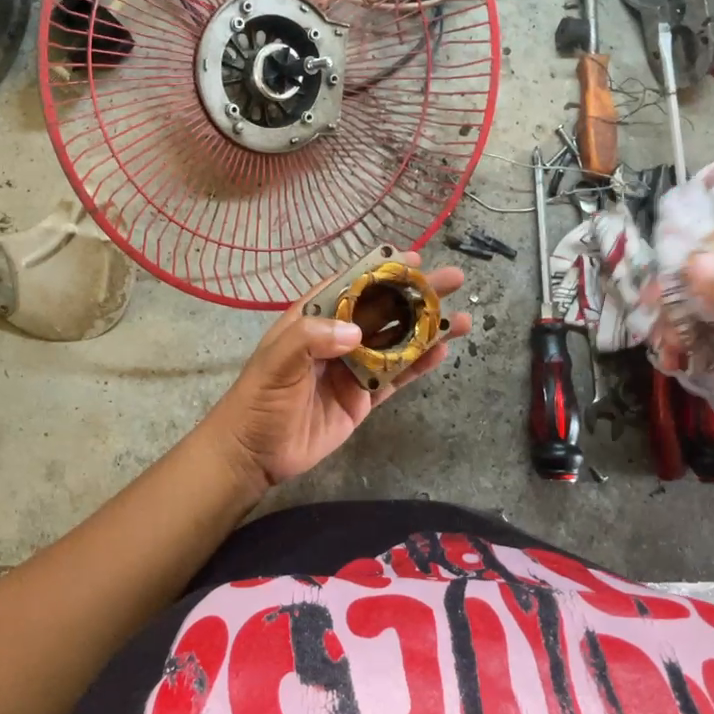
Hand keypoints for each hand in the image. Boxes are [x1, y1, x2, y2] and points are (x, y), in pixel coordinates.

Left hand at [200, 254, 472, 488]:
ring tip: (461, 318)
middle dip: (417, 295)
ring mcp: (353, 369)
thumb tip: (356, 332)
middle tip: (454, 280)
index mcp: (312, 320)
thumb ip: (311, 338)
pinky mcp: (363, 400)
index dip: (381, 271)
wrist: (253, 454)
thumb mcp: (276, 362)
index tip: (414, 259)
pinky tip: (442, 351)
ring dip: (427, 329)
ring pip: (396, 343)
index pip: (351, 286)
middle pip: (383, 310)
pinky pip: (396, 378)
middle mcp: (336, 338)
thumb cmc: (258, 400)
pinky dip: (419, 365)